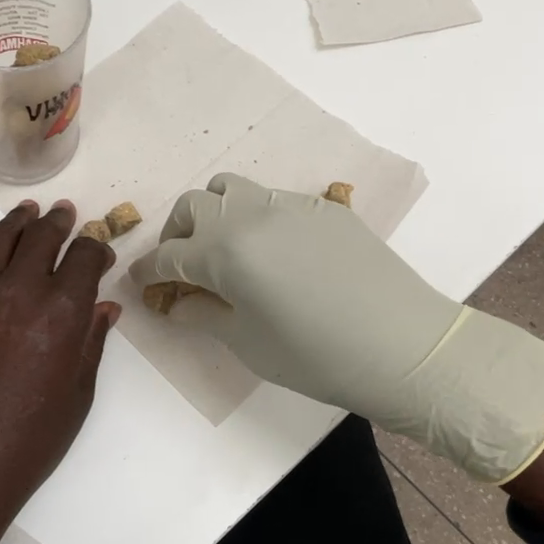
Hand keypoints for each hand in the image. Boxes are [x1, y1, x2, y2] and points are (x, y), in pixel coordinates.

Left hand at [0, 200, 118, 543]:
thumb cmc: (29, 441)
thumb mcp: (76, 395)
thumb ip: (91, 342)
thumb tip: (104, 307)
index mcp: (61, 313)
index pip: (83, 257)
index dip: (95, 247)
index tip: (99, 252)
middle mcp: (18, 292)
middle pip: (41, 237)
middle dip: (58, 222)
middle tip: (66, 213)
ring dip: (18, 221)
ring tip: (28, 211)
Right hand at [128, 173, 543, 482]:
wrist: (404, 345)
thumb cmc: (315, 356)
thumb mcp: (246, 343)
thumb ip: (201, 314)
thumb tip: (174, 302)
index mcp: (222, 251)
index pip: (168, 254)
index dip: (147, 270)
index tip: (139, 282)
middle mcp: (248, 216)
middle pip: (193, 205)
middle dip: (177, 232)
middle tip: (183, 264)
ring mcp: (288, 205)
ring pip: (231, 187)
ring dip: (214, 211)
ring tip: (224, 245)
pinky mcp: (322, 207)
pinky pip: (272, 199)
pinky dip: (255, 217)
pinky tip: (274, 252)